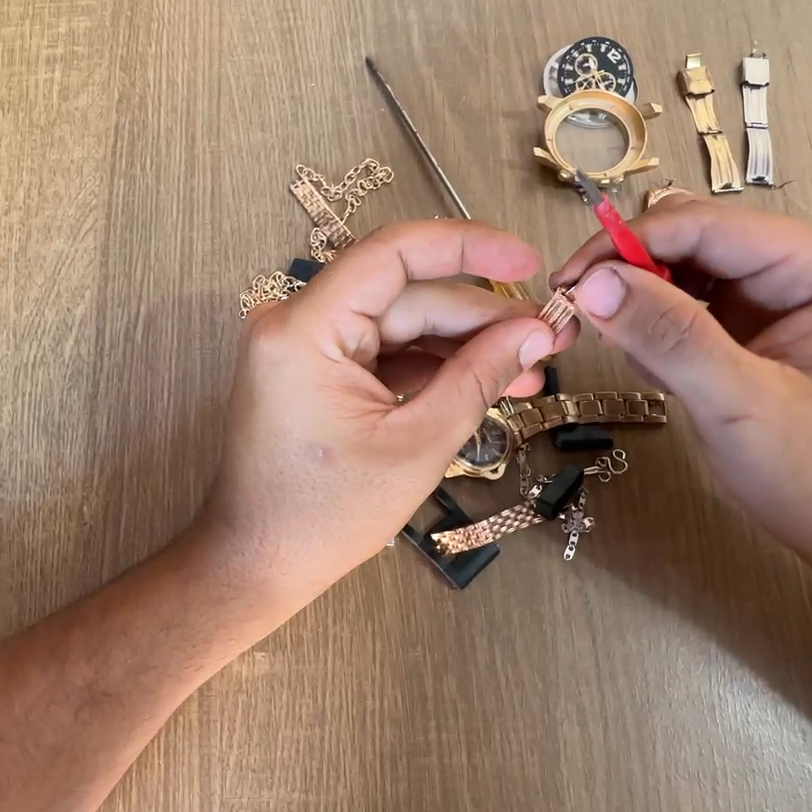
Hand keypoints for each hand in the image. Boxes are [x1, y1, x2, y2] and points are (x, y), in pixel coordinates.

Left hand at [197, 219, 572, 601]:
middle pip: (404, 296)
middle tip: (553, 335)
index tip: (528, 263)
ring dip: (463, 346)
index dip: (469, 248)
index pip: (393, 254)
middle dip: (480, 316)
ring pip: (399, 325)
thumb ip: (478, 377)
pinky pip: (382, 353)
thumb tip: (536, 331)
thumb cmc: (326, 515)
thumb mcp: (416, 445)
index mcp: (305, 328)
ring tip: (532, 369)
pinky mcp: (315, 372)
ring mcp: (304, 347)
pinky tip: (487, 382)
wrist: (259, 563)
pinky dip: (431, 367)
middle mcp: (296, 323)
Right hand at [551, 197, 811, 589]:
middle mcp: (808, 265)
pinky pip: (690, 303)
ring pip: (685, 268)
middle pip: (694, 238)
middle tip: (579, 316)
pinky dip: (656, 326)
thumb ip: (668, 336)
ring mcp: (783, 295)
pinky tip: (653, 363)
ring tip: (620, 349)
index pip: (707, 225)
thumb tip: (592, 282)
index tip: (565, 285)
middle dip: (631, 272)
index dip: (627, 245)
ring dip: (639, 300)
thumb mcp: (740, 404)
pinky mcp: (759, 326)